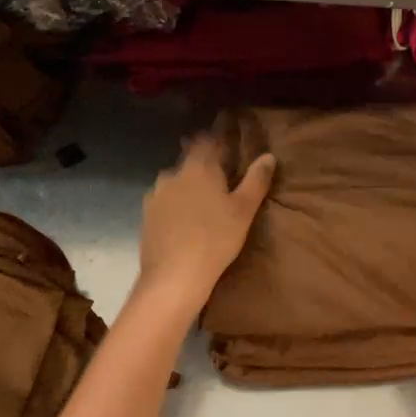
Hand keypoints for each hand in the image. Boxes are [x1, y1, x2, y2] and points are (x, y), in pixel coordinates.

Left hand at [137, 136, 274, 310]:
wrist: (174, 276)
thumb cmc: (216, 238)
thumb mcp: (244, 210)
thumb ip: (257, 180)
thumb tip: (268, 156)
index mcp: (199, 168)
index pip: (207, 142)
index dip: (217, 141)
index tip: (228, 148)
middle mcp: (173, 174)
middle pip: (190, 161)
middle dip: (203, 167)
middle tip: (221, 181)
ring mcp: (156, 194)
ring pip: (176, 181)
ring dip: (188, 186)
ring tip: (202, 204)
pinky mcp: (147, 215)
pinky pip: (165, 200)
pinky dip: (176, 204)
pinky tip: (185, 221)